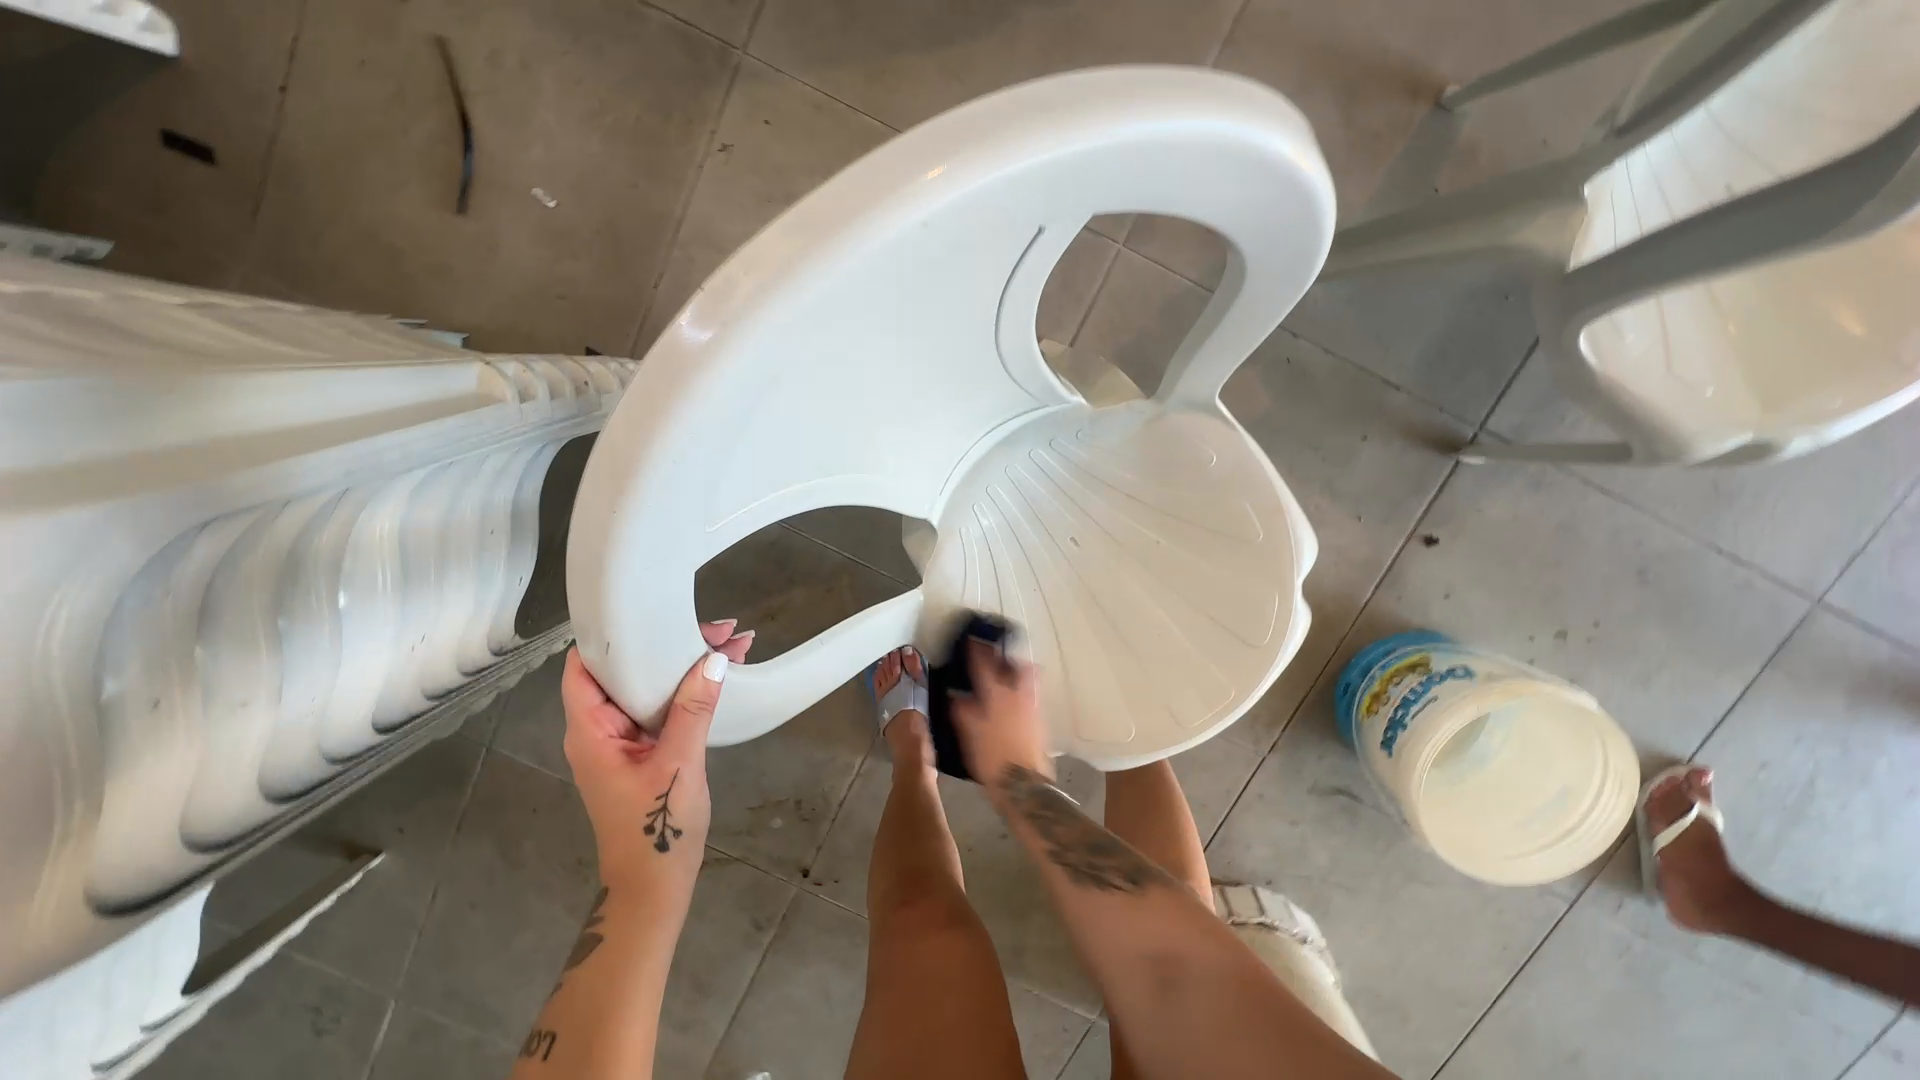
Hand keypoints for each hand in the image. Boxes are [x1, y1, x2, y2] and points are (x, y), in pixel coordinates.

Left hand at [560, 620, 752, 892]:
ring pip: (648, 689)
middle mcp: (598, 730)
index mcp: (590, 731)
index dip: (612, 635)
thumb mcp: (679, 764)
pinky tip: (720, 676)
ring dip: (685, 667)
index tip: (652, 609)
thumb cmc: (655, 828)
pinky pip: (660, 710)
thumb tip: (714, 658)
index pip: (584, 666)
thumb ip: (694, 710)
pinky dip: (687, 691)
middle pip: (626, 672)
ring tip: (733, 644)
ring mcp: (620, 742)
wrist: (655, 886)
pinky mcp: (641, 753)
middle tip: (719, 628)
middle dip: (668, 646)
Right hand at [950, 639, 1052, 788]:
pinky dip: (1025, 696)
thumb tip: (957, 697)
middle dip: (1013, 660)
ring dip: (1022, 676)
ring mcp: (1034, 710)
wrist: (1023, 786)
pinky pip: (1034, 700)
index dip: (978, 651)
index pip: (985, 666)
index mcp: (997, 696)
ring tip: (1011, 679)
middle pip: (1022, 668)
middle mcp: (1019, 697)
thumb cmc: (992, 760)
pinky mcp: (1042, 724)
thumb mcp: (969, 736)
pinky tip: (1015, 706)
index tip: (974, 640)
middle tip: (1003, 658)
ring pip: (1031, 683)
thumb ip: (963, 712)